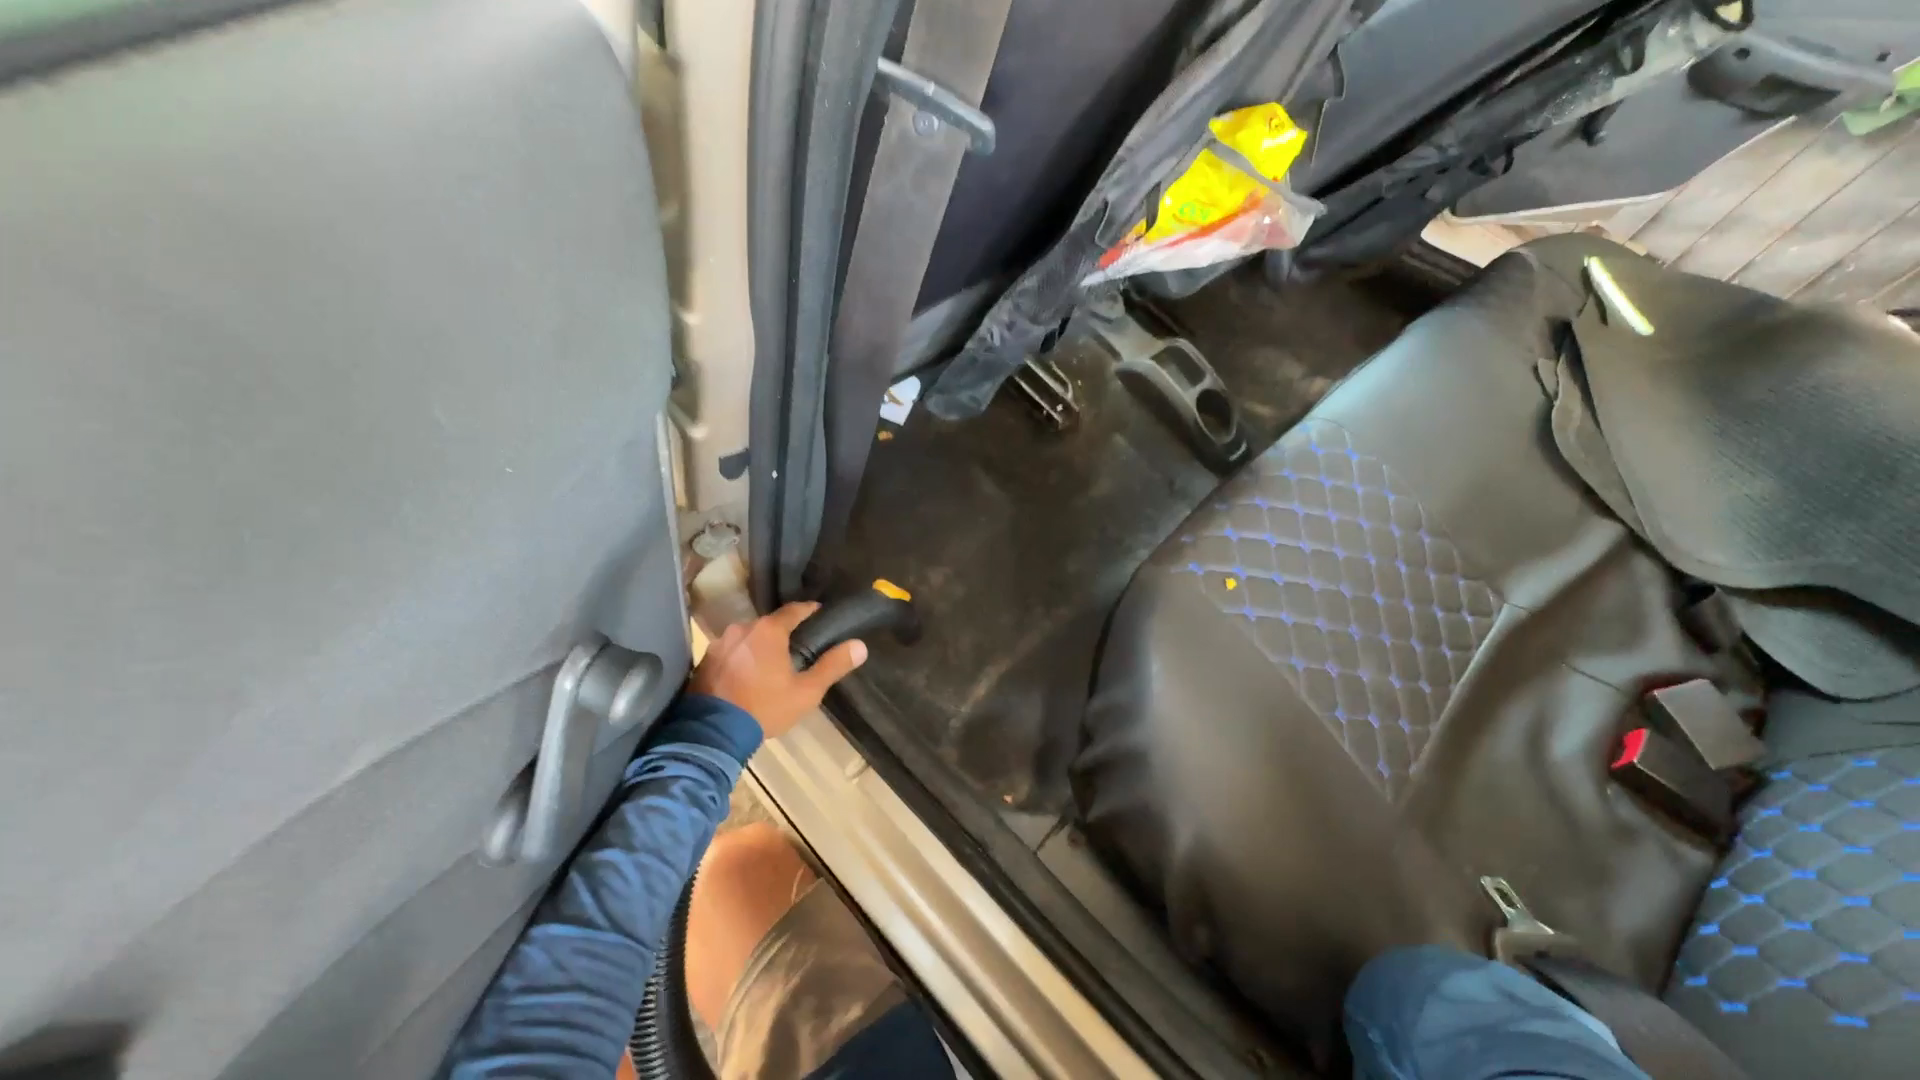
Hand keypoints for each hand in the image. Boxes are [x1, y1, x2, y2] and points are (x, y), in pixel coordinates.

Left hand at [688, 602, 867, 738]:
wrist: (712, 732)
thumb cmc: (765, 707)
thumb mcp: (806, 692)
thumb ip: (832, 666)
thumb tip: (860, 646)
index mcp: (769, 631)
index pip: (794, 610)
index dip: (809, 611)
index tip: (820, 615)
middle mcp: (742, 628)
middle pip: (769, 625)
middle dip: (783, 634)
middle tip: (797, 650)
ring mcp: (720, 643)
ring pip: (747, 639)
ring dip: (759, 648)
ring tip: (770, 667)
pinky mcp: (705, 660)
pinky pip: (730, 653)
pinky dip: (741, 660)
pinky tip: (746, 677)